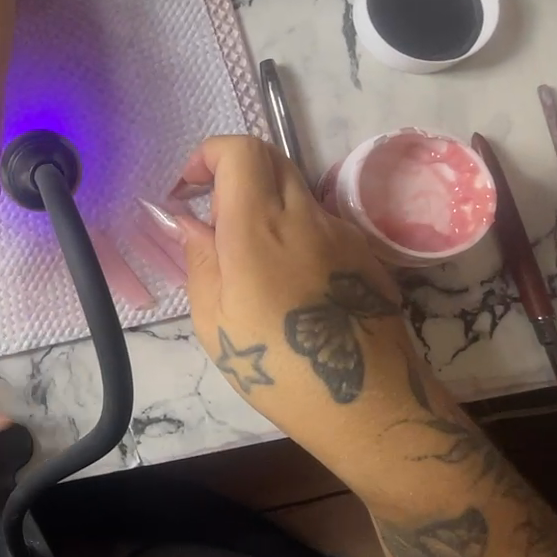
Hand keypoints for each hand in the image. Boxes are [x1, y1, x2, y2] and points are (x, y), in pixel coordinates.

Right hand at [142, 136, 415, 436]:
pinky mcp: (364, 251)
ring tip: (244, 257)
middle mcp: (304, 216)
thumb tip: (188, 221)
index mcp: (258, 229)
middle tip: (210, 214)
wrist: (368, 404)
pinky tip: (284, 280)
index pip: (241, 151)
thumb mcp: (213, 320)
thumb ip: (199, 258)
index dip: (208, 155)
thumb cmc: (275, 368)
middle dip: (231, 171)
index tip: (187, 189)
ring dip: (261, 201)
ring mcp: (341, 231)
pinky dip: (289, 227)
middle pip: (269, 156)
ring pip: (294, 188)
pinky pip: (317, 219)